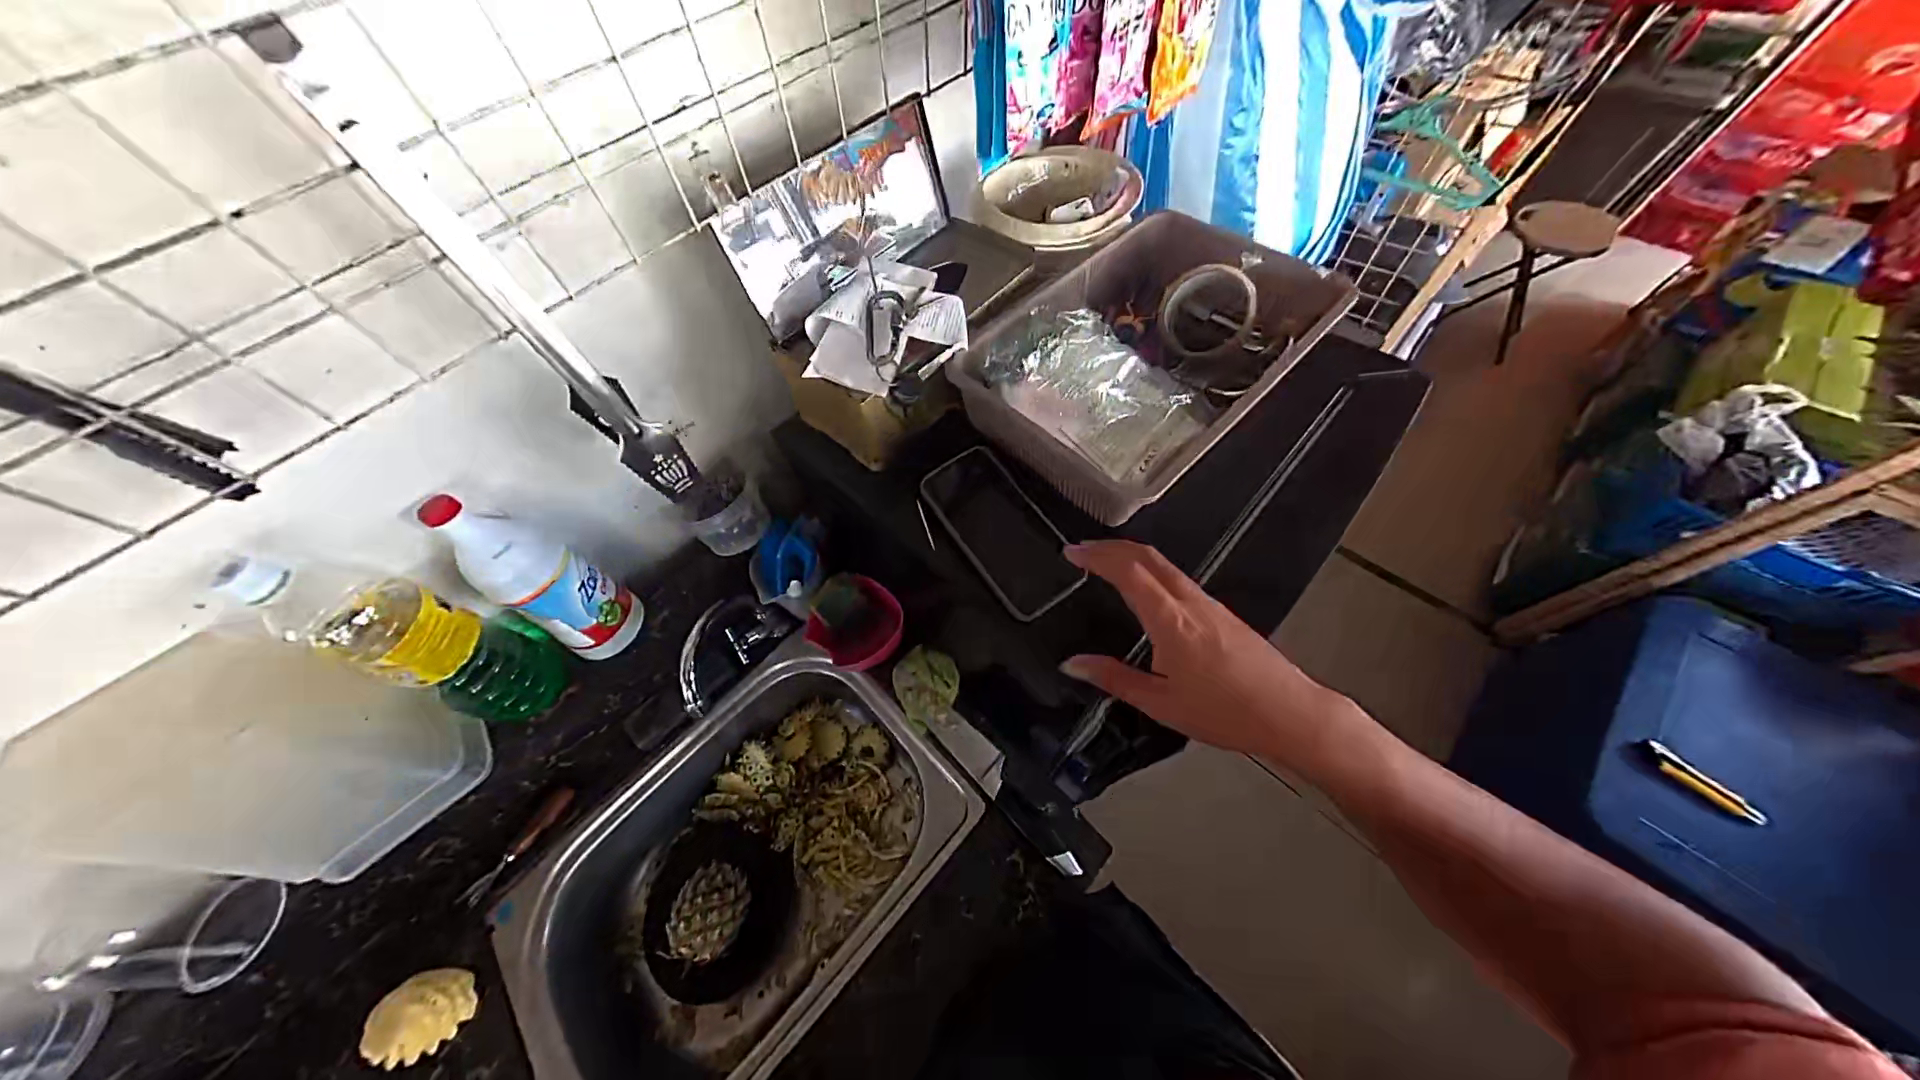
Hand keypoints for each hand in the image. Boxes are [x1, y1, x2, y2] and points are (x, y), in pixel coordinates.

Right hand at [1060, 540, 1371, 772]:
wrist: (1290, 713)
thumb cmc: (1226, 712)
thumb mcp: (1160, 702)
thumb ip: (1113, 678)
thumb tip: (1074, 664)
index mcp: (1170, 620)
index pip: (1127, 571)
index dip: (1096, 556)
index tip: (1072, 552)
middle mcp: (1190, 602)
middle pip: (1147, 556)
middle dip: (1110, 546)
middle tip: (1083, 549)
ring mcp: (1209, 604)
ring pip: (1164, 564)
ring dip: (1131, 555)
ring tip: (1106, 562)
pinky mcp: (1221, 612)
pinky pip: (1178, 578)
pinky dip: (1151, 569)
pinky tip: (1144, 587)